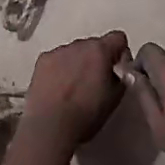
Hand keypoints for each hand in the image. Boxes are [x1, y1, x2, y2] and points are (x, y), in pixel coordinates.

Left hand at [20, 30, 129, 152]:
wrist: (50, 127)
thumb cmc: (86, 114)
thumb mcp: (115, 98)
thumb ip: (122, 76)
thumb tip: (119, 69)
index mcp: (100, 50)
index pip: (118, 38)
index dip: (120, 53)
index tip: (116, 69)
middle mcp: (79, 44)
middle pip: (94, 45)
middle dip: (96, 59)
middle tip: (93, 84)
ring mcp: (58, 51)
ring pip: (74, 52)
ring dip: (77, 64)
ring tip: (73, 89)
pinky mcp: (42, 61)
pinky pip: (56, 59)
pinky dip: (59, 69)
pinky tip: (57, 89)